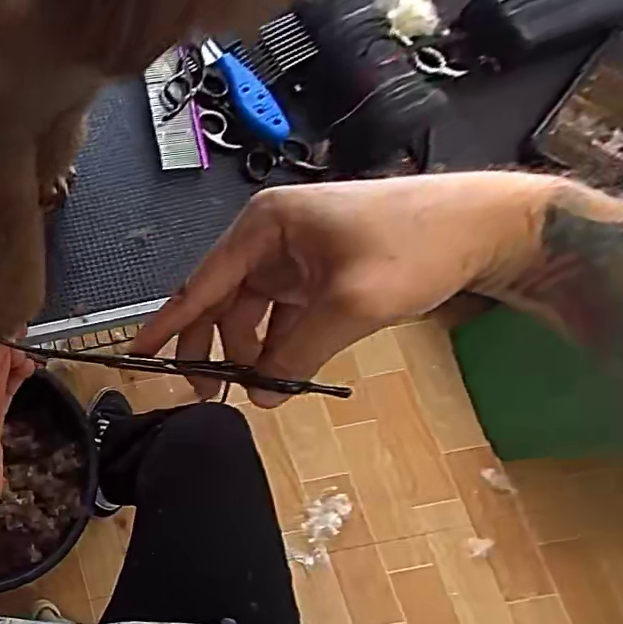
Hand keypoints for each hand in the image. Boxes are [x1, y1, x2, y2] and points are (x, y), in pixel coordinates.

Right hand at [131, 172, 567, 405]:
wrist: (482, 228)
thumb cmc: (413, 247)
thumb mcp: (347, 305)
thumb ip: (295, 353)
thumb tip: (262, 397)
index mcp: (263, 226)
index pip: (201, 281)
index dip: (168, 322)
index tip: (140, 354)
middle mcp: (267, 239)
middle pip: (220, 301)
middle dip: (213, 347)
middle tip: (207, 393)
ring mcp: (291, 258)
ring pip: (249, 314)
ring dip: (250, 353)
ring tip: (259, 390)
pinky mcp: (313, 277)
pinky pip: (279, 318)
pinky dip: (277, 346)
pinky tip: (280, 374)